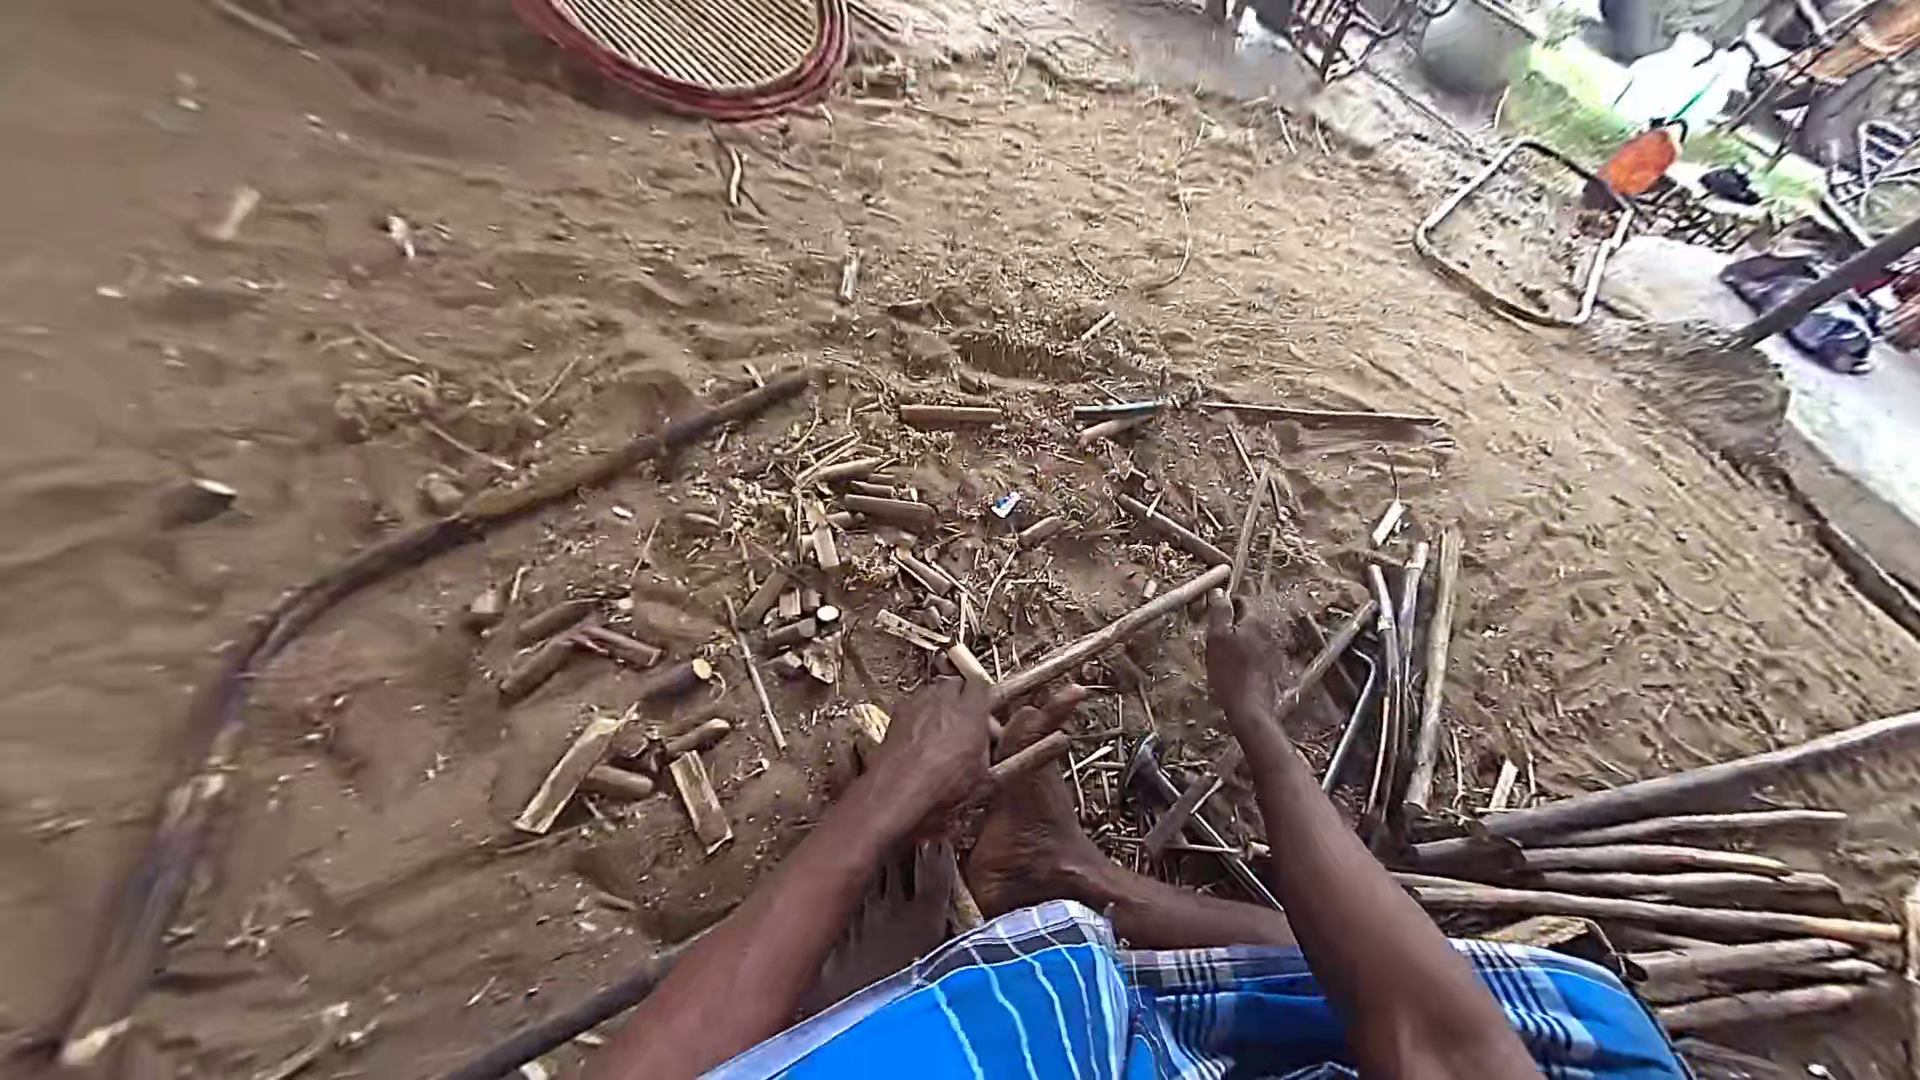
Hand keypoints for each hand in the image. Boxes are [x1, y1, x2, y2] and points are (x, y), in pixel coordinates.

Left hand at [864, 678, 993, 825]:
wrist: (899, 787)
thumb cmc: (941, 784)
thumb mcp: (979, 774)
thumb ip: (986, 748)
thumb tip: (987, 740)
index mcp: (971, 711)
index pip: (981, 686)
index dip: (982, 698)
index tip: (983, 714)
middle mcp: (946, 699)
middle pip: (956, 684)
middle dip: (960, 697)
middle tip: (962, 719)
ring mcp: (920, 701)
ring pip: (934, 690)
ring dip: (939, 702)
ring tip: (939, 726)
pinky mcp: (900, 709)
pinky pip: (915, 701)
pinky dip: (919, 711)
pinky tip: (919, 732)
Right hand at [1205, 590, 1290, 749]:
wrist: (1249, 707)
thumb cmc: (1229, 671)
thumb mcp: (1217, 637)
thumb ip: (1219, 612)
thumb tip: (1219, 592)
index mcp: (1255, 622)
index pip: (1241, 601)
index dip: (1224, 605)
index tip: (1210, 616)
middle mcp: (1268, 632)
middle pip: (1246, 620)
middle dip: (1229, 625)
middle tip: (1213, 638)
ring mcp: (1272, 651)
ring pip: (1249, 637)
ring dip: (1236, 641)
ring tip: (1221, 656)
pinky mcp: (1272, 668)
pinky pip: (1254, 653)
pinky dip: (1244, 656)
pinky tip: (1233, 669)